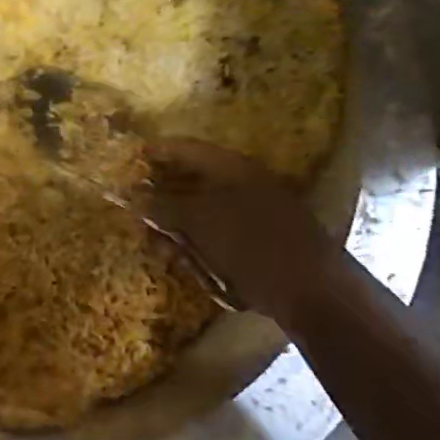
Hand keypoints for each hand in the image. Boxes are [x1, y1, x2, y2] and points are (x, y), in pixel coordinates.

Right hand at [144, 138, 347, 322]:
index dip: (157, 153)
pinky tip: (181, 259)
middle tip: (134, 209)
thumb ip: (163, 205)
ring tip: (157, 244)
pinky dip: (194, 243)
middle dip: (160, 194)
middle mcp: (242, 185)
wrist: (309, 289)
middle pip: (190, 180)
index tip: (129, 161)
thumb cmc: (252, 244)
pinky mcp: (254, 240)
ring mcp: (250, 213)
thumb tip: (131, 194)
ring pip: (199, 211)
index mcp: (233, 169)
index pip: (187, 149)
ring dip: (174, 225)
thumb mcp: (200, 220)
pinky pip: (213, 234)